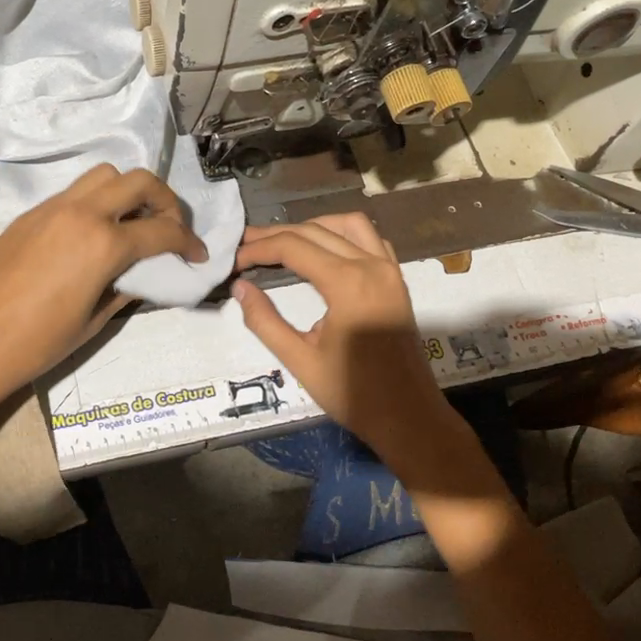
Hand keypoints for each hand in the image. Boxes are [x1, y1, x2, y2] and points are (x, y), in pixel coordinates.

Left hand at [0, 164, 206, 406]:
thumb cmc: (36, 344)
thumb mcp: (93, 321)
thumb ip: (126, 290)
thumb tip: (145, 276)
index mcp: (102, 244)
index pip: (162, 229)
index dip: (188, 241)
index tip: (198, 255)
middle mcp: (80, 213)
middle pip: (138, 180)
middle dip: (166, 200)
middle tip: (170, 228)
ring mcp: (50, 209)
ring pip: (103, 175)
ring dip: (128, 191)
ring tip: (133, 223)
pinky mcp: (28, 215)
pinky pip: (73, 193)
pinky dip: (96, 201)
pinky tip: (94, 235)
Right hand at [230, 214, 455, 468]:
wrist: (407, 416)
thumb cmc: (352, 393)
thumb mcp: (299, 360)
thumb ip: (265, 321)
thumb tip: (240, 287)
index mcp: (347, 283)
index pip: (293, 248)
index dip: (258, 250)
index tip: (233, 262)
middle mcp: (371, 265)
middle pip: (315, 232)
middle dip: (276, 235)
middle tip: (244, 246)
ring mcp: (389, 270)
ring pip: (348, 225)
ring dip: (312, 227)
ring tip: (282, 242)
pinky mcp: (397, 281)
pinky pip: (371, 240)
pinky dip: (343, 236)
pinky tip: (324, 251)